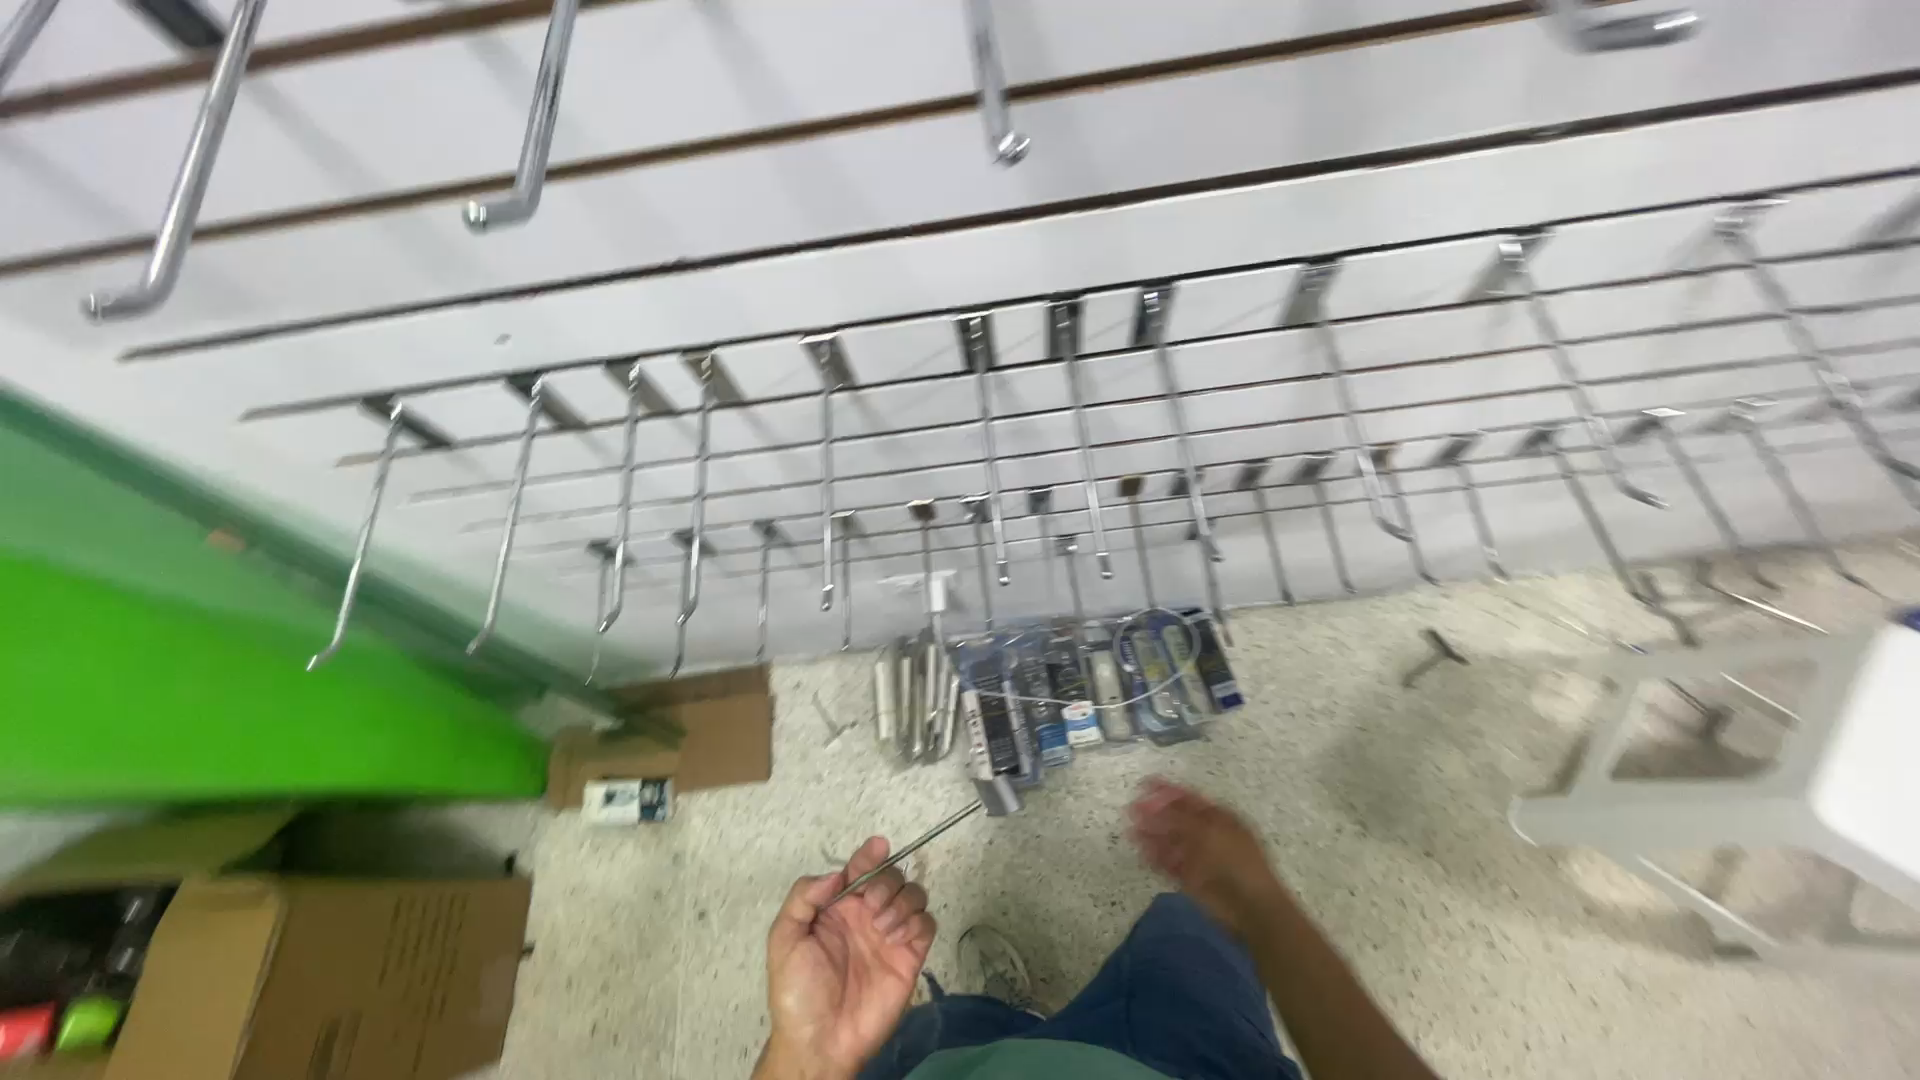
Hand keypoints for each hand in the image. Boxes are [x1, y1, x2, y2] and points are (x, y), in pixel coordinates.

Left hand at [756, 836, 936, 1079]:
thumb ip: (803, 898)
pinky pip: (927, 923)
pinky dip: (917, 921)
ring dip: (901, 900)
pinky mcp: (910, 957)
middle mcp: (866, 915)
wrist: (819, 1042)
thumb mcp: (784, 939)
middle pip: (891, 876)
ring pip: (913, 894)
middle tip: (872, 906)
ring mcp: (890, 935)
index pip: (860, 869)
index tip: (878, 847)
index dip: (869, 855)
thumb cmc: (797, 991)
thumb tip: (837, 874)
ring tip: (882, 927)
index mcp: (838, 907)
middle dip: (886, 881)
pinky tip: (896, 938)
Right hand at [1128, 776, 1283, 939]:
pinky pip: (1170, 865)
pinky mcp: (1191, 879)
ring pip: (1171, 842)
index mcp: (1219, 818)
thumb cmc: (1236, 862)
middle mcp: (1208, 834)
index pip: (1189, 798)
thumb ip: (1179, 818)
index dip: (1166, 790)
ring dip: (1151, 835)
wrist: (1252, 908)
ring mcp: (1200, 858)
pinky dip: (1156, 858)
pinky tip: (1142, 853)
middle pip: (1176, 820)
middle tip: (1131, 809)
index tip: (1143, 784)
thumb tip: (1153, 806)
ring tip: (1130, 831)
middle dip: (1154, 813)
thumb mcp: (1208, 832)